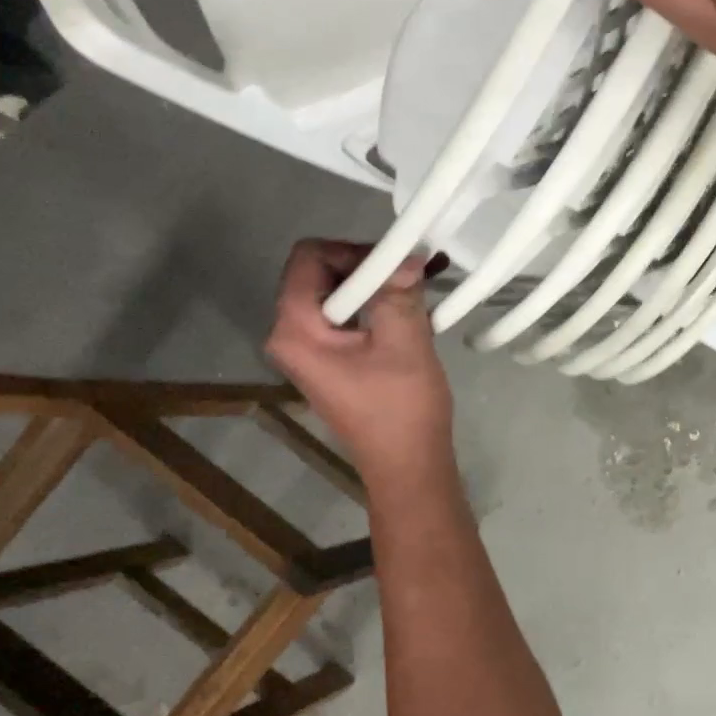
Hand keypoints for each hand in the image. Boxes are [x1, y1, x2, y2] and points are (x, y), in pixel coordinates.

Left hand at [265, 241, 453, 483]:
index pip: (309, 258)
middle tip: (418, 276)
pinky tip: (416, 316)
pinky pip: (351, 321)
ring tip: (424, 292)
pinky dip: (381, 311)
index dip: (355, 251)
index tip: (401, 264)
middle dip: (373, 269)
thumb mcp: (406, 346)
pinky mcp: (334, 363)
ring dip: (382, 290)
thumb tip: (407, 255)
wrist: (408, 464)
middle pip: (322, 275)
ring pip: (341, 298)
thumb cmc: (402, 409)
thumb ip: (399, 296)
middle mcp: (292, 335)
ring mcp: (312, 351)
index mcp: (295, 328)